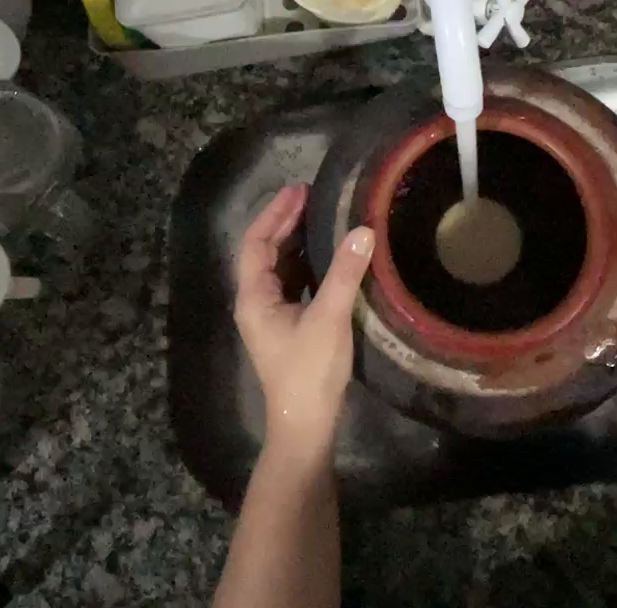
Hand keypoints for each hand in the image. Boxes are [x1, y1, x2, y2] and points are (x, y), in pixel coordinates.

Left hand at [233, 183, 375, 462]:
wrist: (306, 426)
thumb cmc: (309, 371)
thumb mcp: (329, 318)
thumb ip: (344, 273)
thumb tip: (363, 229)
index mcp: (254, 297)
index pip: (256, 243)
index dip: (275, 214)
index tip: (299, 190)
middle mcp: (256, 302)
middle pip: (265, 251)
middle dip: (285, 222)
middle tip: (312, 195)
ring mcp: (271, 315)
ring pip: (280, 267)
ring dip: (296, 240)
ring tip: (322, 215)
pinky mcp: (288, 326)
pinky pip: (294, 282)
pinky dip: (307, 262)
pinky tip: (328, 253)